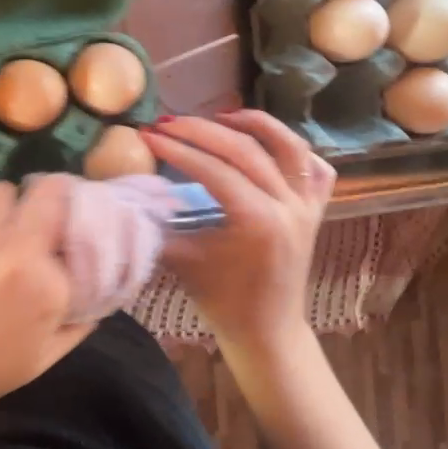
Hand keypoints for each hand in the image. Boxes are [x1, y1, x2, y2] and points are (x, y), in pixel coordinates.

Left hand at [0, 175, 95, 424]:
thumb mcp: (45, 356)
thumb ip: (79, 321)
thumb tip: (100, 288)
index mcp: (47, 283)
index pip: (74, 227)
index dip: (69, 226)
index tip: (63, 231)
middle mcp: (13, 249)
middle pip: (43, 190)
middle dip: (44, 197)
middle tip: (34, 215)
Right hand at [142, 111, 336, 352]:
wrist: (266, 333)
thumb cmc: (220, 300)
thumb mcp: (181, 260)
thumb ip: (157, 222)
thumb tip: (131, 188)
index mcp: (257, 220)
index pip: (212, 168)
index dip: (176, 148)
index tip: (147, 134)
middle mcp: (288, 205)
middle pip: (244, 148)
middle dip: (201, 130)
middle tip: (167, 122)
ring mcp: (307, 206)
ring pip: (288, 146)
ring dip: (253, 124)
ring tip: (220, 116)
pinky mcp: (316, 211)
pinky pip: (315, 168)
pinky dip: (293, 149)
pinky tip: (266, 144)